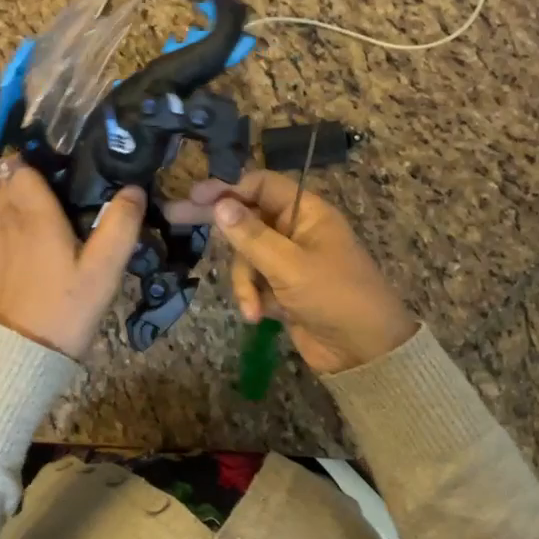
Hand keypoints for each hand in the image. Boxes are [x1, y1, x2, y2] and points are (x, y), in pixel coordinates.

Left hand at [0, 159, 147, 359]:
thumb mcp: (105, 268)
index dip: (39, 162)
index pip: (24, 168)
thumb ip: (121, 224)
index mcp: (33, 213)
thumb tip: (133, 188)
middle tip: (44, 181)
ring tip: (9, 188)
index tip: (59, 170)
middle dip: (18, 170)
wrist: (24, 353)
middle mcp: (0, 218)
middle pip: (0, 176)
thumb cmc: (67, 308)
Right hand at [166, 173, 415, 373]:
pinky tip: (258, 315)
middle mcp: (296, 231)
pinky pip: (254, 281)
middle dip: (218, 225)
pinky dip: (252, 296)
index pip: (262, 186)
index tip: (196, 196)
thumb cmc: (335, 297)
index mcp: (307, 213)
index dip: (230, 188)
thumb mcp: (290, 265)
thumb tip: (220, 203)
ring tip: (252, 304)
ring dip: (243, 280)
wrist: (364, 352)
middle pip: (248, 218)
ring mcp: (289, 261)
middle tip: (174, 215)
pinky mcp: (282, 289)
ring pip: (246, 256)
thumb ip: (251, 236)